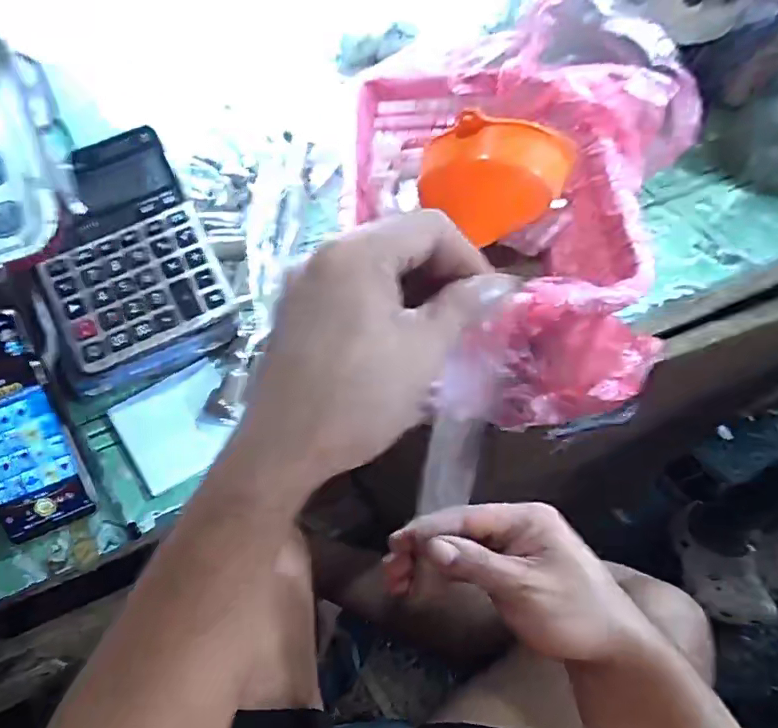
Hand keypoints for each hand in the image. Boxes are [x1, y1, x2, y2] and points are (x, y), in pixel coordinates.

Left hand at [236, 210, 497, 491]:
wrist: (281, 451)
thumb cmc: (358, 400)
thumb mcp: (423, 352)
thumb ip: (463, 307)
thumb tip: (496, 285)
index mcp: (356, 251)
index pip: (431, 225)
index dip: (470, 258)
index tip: (488, 301)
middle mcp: (320, 255)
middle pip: (396, 242)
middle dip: (438, 276)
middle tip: (463, 319)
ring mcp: (299, 287)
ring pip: (369, 270)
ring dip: (408, 294)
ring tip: (432, 336)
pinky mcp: (289, 317)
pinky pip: (343, 295)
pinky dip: (375, 308)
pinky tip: (390, 345)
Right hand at [385, 502, 666, 665]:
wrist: (609, 646)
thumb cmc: (573, 613)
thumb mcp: (523, 588)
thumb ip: (476, 564)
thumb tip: (430, 546)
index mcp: (525, 518)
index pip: (464, 518)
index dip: (426, 531)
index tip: (395, 548)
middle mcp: (515, 524)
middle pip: (455, 529)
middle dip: (420, 548)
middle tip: (392, 573)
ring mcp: (510, 545)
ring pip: (455, 545)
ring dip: (425, 561)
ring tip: (398, 581)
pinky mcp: (505, 566)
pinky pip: (464, 561)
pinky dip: (441, 572)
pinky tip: (421, 582)